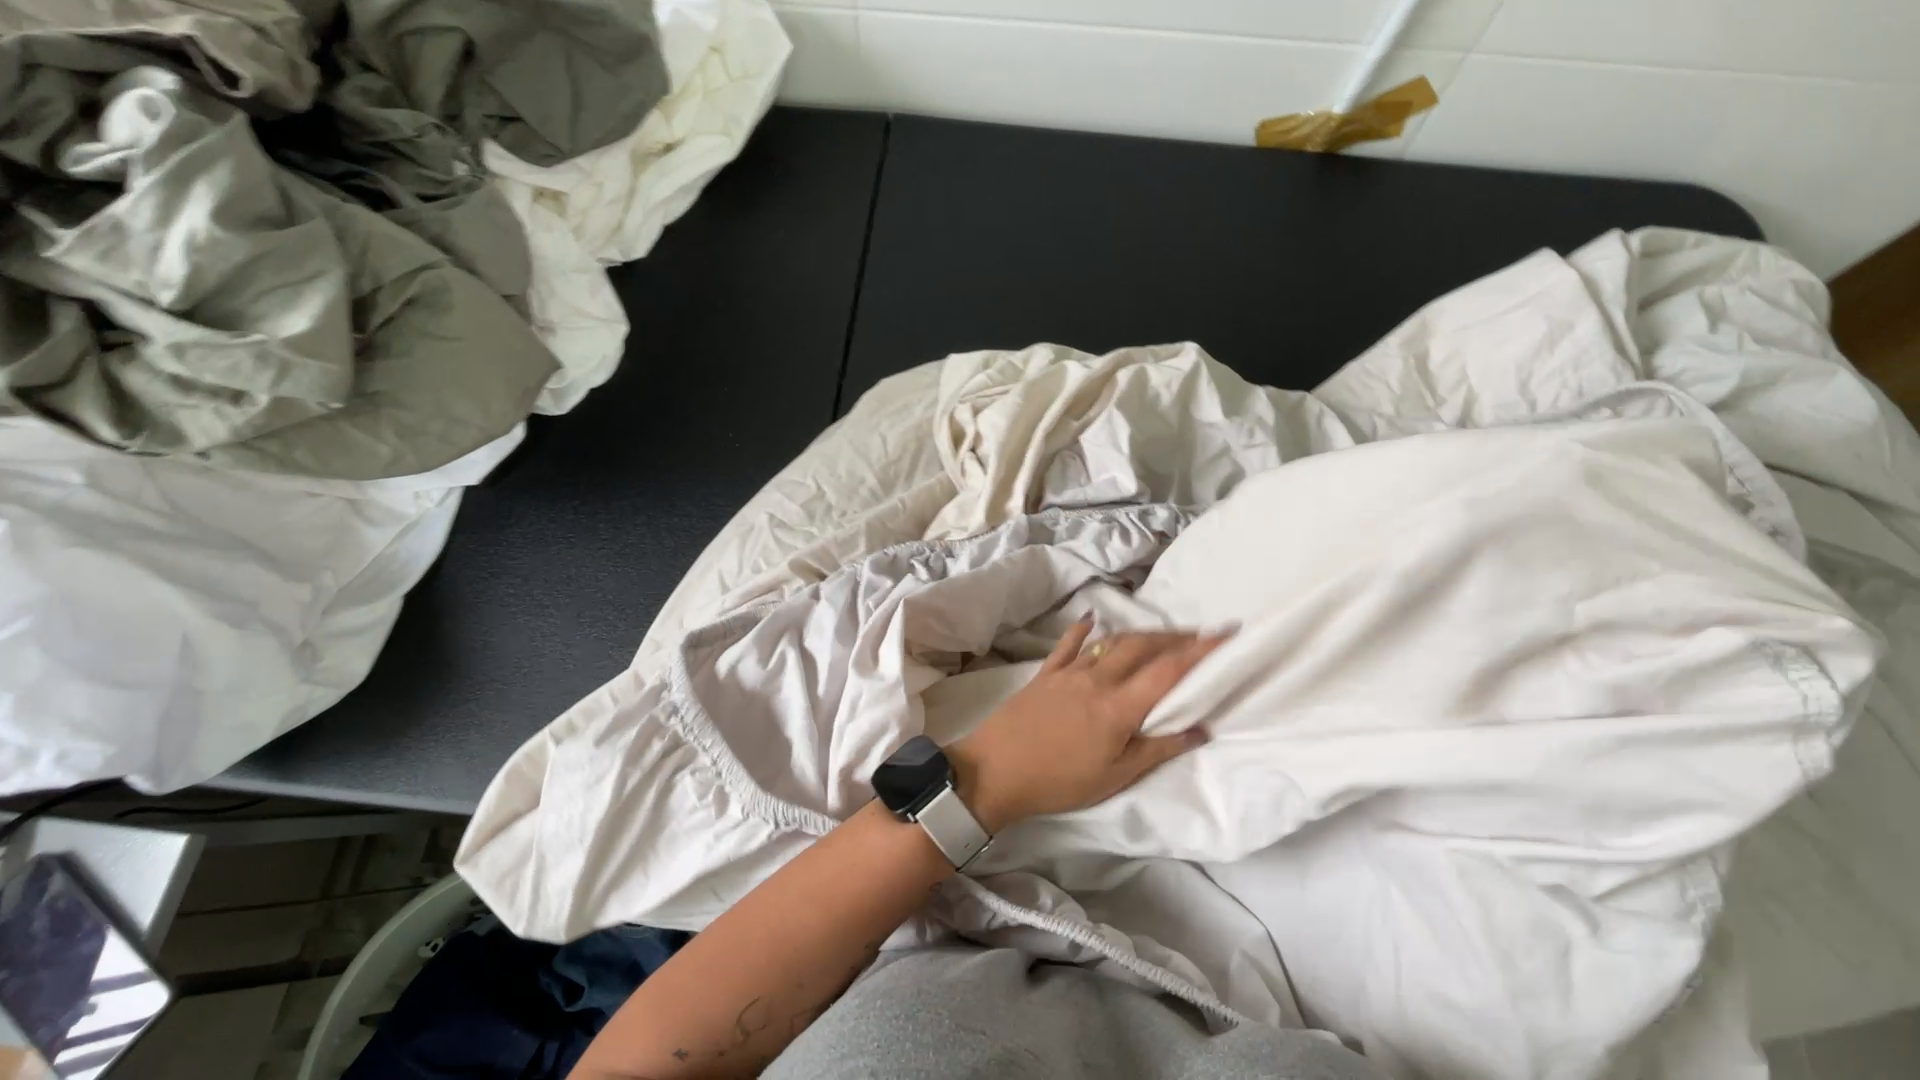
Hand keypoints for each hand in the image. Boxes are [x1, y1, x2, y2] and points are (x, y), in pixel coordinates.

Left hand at [945, 617, 1231, 832]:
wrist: (993, 772)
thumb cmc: (1058, 782)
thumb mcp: (1115, 777)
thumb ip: (1158, 750)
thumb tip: (1200, 729)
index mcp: (1119, 707)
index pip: (1169, 670)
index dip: (1202, 650)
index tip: (1228, 633)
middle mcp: (1097, 679)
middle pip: (1143, 646)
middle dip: (1176, 637)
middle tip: (1200, 636)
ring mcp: (1068, 673)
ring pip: (1111, 642)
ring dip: (1140, 635)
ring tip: (1161, 636)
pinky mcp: (1044, 675)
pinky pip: (1069, 645)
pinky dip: (1084, 630)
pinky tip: (1092, 619)